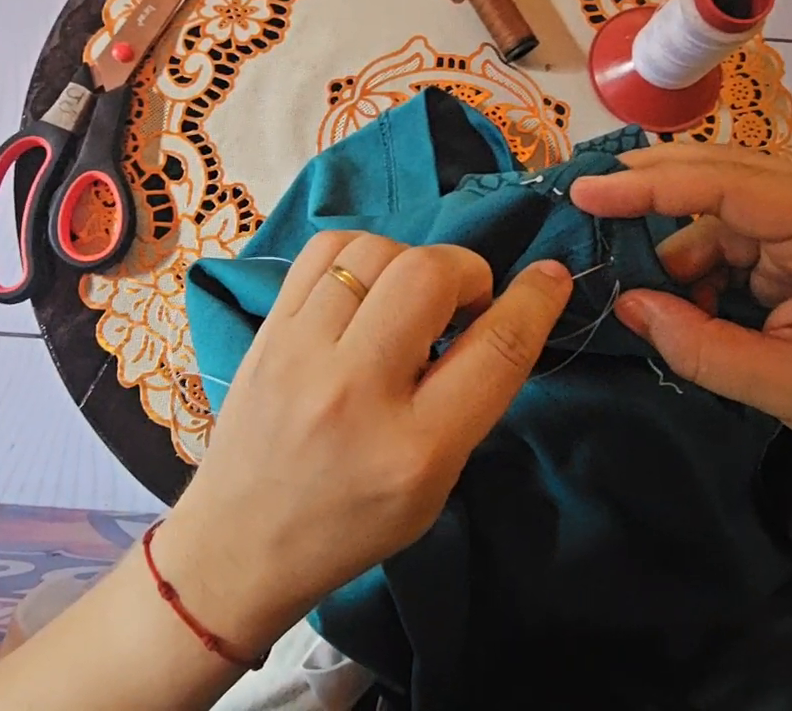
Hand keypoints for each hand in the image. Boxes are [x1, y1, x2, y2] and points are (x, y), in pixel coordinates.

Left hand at [153, 231, 571, 653]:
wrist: (241, 540)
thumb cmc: (352, 522)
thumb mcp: (435, 483)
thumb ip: (470, 399)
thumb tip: (498, 312)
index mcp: (416, 448)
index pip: (496, 350)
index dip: (535, 301)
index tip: (550, 276)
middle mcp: (357, 390)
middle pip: (430, 275)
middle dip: (465, 271)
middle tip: (460, 303)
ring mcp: (301, 352)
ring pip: (375, 250)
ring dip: (410, 260)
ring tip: (407, 296)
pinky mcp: (268, 329)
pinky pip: (323, 251)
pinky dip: (360, 253)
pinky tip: (364, 285)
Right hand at [570, 145, 791, 518]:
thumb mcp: (788, 387)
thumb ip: (698, 344)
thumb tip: (626, 305)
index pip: (731, 185)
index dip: (651, 184)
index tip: (588, 190)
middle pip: (731, 180)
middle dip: (660, 192)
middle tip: (593, 202)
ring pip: (732, 219)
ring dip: (685, 251)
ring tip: (651, 296)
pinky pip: (747, 252)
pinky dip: (708, 273)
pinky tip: (690, 307)